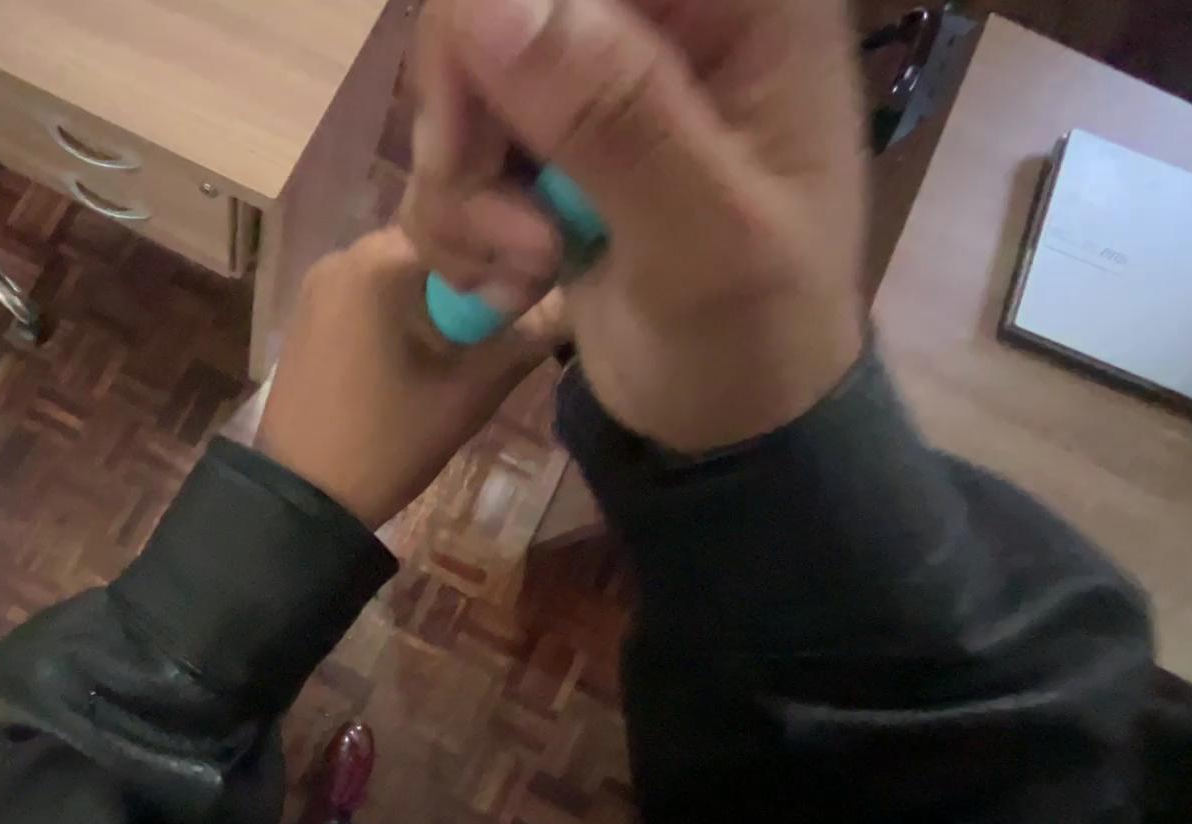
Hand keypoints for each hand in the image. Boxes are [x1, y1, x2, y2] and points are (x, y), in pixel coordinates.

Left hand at [256, 228, 566, 529]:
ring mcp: (319, 284)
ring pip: (403, 270)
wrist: (303, 498)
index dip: (512, 250)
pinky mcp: (308, 314)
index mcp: (379, 260)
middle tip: (505, 321)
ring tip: (460, 344)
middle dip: (474, 277)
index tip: (540, 285)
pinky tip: (416, 351)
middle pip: (435, 242)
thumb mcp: (470, 392)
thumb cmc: (387, 445)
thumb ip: (529, 333)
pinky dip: (402, 311)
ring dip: (438, 297)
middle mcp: (343, 254)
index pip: (470, 221)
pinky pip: (371, 293)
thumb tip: (581, 290)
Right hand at [403, 0, 868, 451]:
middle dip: (467, 146)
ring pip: (447, 106)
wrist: (719, 413)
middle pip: (476, 27)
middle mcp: (641, 30)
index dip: (486, 38)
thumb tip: (485, 4)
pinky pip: (443, 172)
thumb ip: (613, 118)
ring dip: (461, 210)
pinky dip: (455, 238)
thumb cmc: (748, 336)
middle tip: (515, 239)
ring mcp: (578, 99)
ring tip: (525, 276)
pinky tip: (510, 285)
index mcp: (727, 3)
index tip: (475, 144)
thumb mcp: (701, 238)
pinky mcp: (533, 166)